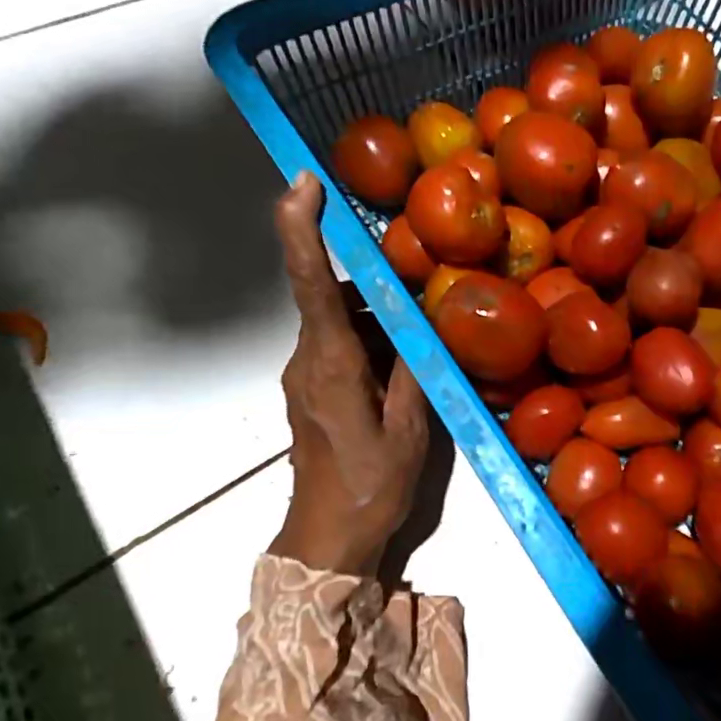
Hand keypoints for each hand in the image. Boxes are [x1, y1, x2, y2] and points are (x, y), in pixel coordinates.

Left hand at [270, 172, 430, 575]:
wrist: (327, 538)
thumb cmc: (369, 487)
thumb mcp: (409, 431)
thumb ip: (412, 370)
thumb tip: (420, 323)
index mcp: (331, 365)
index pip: (309, 285)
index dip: (300, 229)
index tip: (300, 183)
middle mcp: (307, 361)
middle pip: (332, 298)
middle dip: (372, 288)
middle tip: (420, 291)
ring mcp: (303, 376)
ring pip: (338, 324)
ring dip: (376, 322)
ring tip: (421, 339)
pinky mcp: (308, 390)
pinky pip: (337, 348)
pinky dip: (369, 344)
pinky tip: (403, 367)